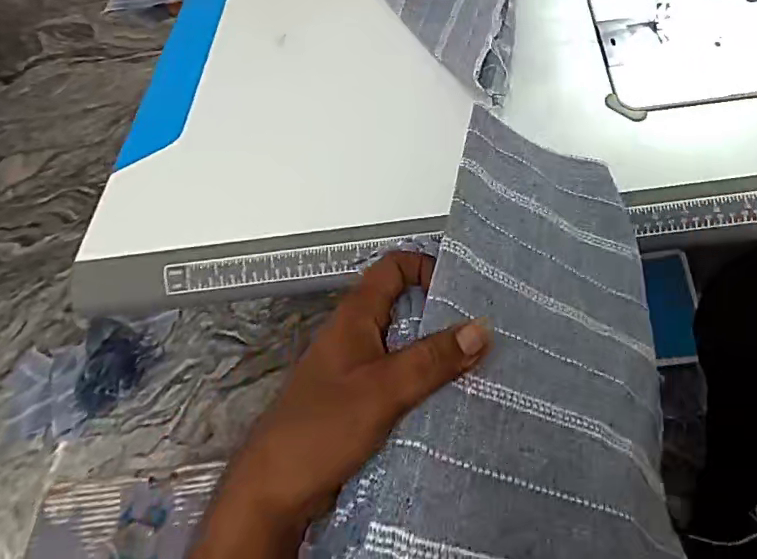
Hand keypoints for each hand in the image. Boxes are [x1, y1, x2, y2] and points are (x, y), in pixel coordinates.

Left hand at [190, 252, 490, 557]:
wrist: (275, 489)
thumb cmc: (321, 427)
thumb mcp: (383, 389)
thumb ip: (431, 359)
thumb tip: (480, 328)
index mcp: (356, 315)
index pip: (394, 267)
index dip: (426, 268)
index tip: (460, 292)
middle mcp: (356, 333)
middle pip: (404, 306)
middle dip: (441, 316)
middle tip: (482, 333)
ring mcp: (357, 367)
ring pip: (404, 346)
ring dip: (436, 355)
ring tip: (477, 368)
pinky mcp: (359, 400)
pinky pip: (399, 380)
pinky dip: (423, 385)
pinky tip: (449, 403)